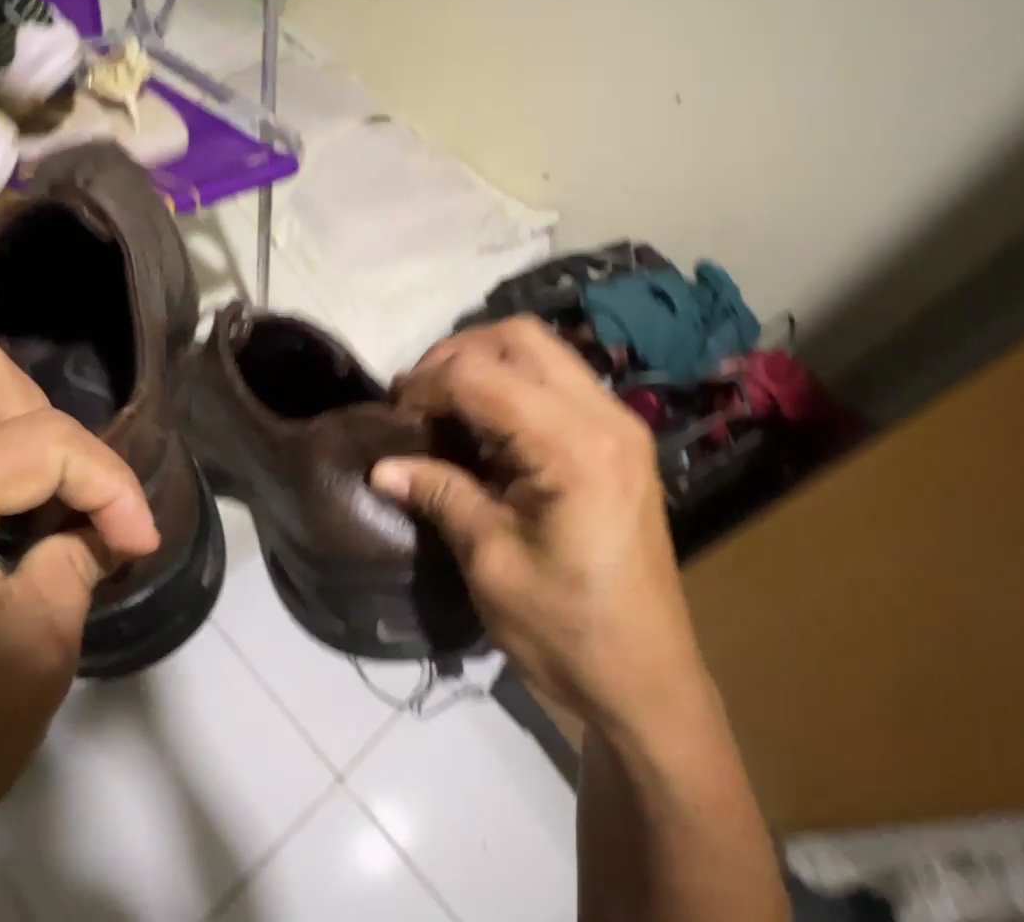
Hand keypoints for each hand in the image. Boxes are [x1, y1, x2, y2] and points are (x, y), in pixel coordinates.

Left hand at [0, 334, 158, 913]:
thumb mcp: (38, 647)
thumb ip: (79, 554)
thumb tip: (108, 520)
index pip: (31, 439)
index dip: (105, 479)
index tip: (137, 541)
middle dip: (45, 424)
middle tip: (73, 499)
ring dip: (12, 436)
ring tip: (44, 510)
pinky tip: (5, 522)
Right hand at [372, 317, 700, 729]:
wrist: (643, 684)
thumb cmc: (565, 631)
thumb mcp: (491, 562)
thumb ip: (441, 495)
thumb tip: (380, 465)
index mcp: (575, 446)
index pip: (484, 374)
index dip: (428, 383)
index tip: (392, 415)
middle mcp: (606, 418)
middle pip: (521, 339)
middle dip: (457, 356)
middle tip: (415, 400)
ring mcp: (618, 429)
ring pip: (542, 355)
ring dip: (484, 368)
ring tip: (440, 411)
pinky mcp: (617, 447)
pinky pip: (557, 388)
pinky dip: (511, 391)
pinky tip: (479, 432)